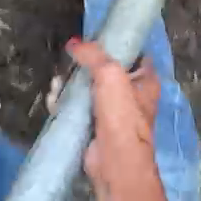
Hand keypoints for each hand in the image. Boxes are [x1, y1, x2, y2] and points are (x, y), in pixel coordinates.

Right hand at [67, 38, 160, 190]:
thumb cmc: (121, 114)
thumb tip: (74, 43)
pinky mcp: (95, 126)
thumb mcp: (110, 74)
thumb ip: (93, 55)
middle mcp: (132, 95)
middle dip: (84, 67)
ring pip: (89, 89)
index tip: (92, 39)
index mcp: (146, 80)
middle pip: (105, 71)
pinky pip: (79, 108)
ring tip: (57, 84)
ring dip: (71, 85)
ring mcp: (113, 112)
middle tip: (68, 63)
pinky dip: (66, 103)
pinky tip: (54, 99)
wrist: (114, 161)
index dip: (115, 45)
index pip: (134, 54)